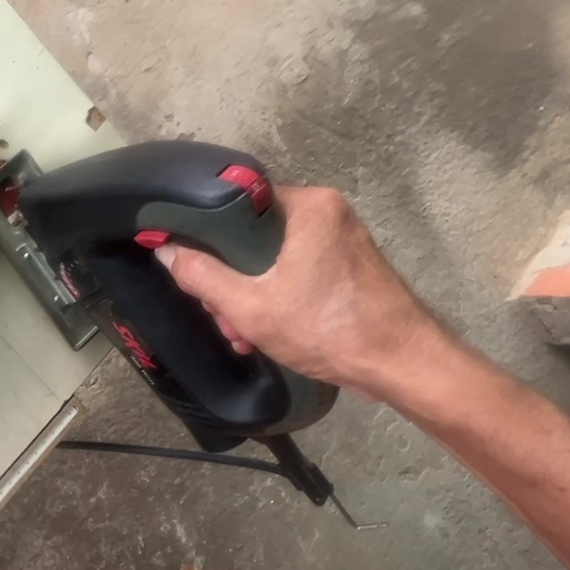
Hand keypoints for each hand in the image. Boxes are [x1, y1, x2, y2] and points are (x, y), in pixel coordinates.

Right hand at [153, 186, 446, 396]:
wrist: (404, 366)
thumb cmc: (328, 329)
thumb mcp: (249, 306)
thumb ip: (201, 276)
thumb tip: (166, 250)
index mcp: (308, 205)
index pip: (236, 203)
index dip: (205, 235)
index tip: (191, 265)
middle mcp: (326, 212)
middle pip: (251, 236)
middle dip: (229, 279)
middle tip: (221, 314)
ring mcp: (340, 238)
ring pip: (269, 258)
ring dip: (248, 295)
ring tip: (242, 332)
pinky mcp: (347, 265)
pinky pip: (294, 270)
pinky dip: (275, 296)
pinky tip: (264, 329)